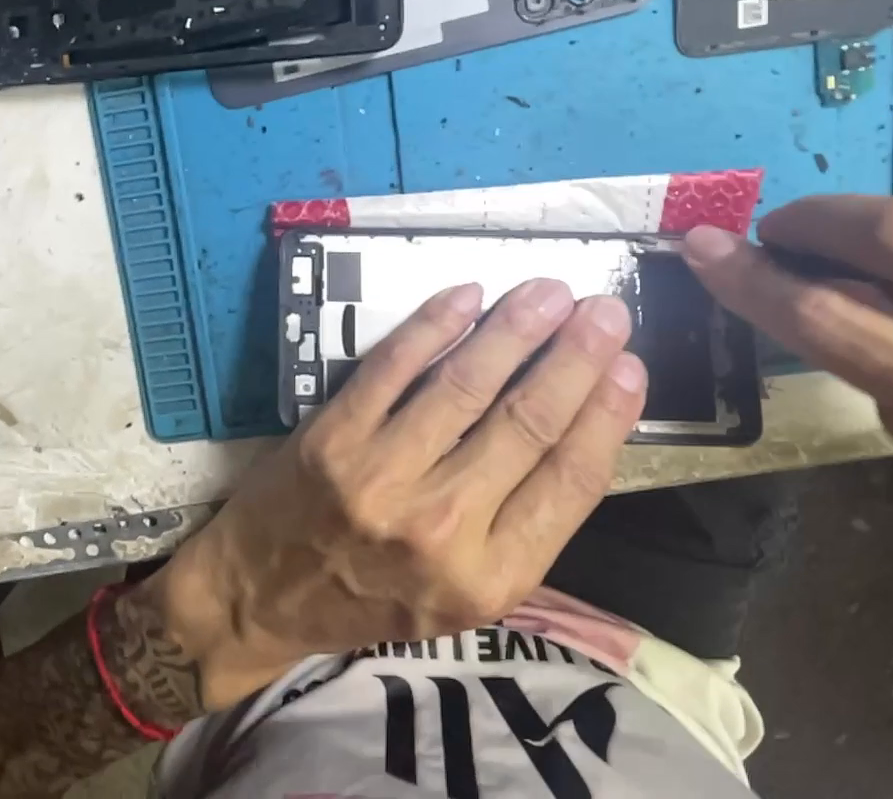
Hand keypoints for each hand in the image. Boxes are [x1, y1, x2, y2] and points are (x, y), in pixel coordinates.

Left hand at [143, 279, 647, 710]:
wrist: (261, 597)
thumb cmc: (368, 600)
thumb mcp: (460, 599)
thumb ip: (517, 531)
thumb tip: (575, 435)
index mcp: (488, 578)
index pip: (569, 482)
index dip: (606, 417)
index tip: (630, 368)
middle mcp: (440, 527)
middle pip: (525, 422)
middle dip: (573, 359)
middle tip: (605, 311)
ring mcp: (380, 475)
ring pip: (464, 385)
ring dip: (513, 330)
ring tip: (548, 292)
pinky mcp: (332, 437)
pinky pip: (393, 367)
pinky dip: (432, 325)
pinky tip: (466, 297)